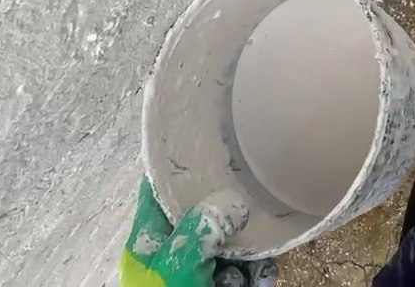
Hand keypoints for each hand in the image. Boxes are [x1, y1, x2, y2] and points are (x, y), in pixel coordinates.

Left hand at [121, 180, 273, 286]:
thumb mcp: (176, 267)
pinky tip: (263, 277)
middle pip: (208, 214)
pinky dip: (259, 272)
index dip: (184, 165)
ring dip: (252, 248)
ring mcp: (202, 274)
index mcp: (150, 242)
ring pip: (234, 243)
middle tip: (255, 202)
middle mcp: (176, 253)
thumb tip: (233, 204)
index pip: (163, 190)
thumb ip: (201, 228)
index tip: (214, 141)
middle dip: (235, 213)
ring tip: (262, 253)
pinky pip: (248, 271)